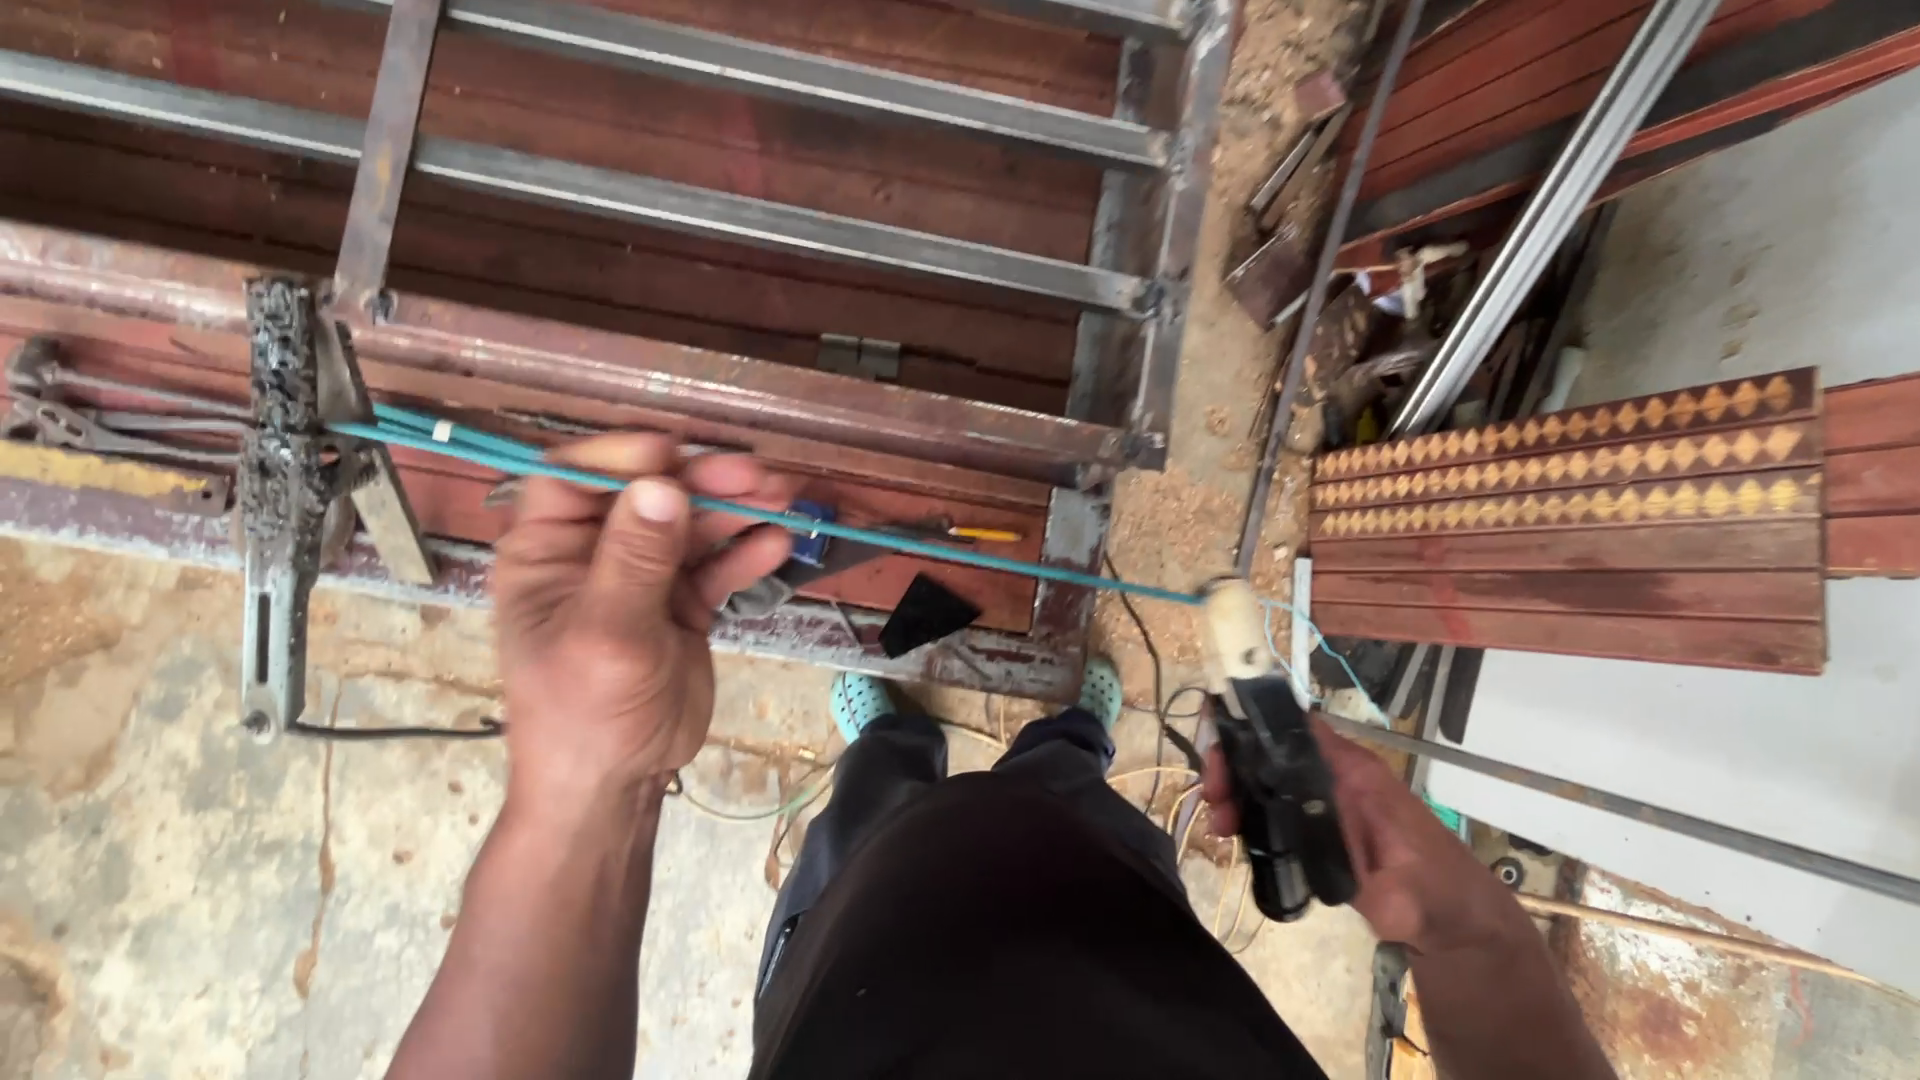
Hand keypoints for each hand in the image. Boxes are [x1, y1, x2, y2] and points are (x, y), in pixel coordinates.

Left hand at [492, 434, 795, 806]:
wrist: (616, 782)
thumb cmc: (584, 712)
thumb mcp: (605, 635)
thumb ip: (635, 560)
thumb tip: (663, 486)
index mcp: (547, 551)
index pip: (574, 478)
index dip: (621, 457)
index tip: (673, 452)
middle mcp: (595, 553)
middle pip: (649, 496)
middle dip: (701, 481)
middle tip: (755, 474)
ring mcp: (645, 577)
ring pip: (691, 526)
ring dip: (735, 510)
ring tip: (781, 497)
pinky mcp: (684, 602)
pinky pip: (716, 567)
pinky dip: (746, 554)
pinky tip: (778, 544)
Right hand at [1202, 717, 1531, 954]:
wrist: (1456, 922)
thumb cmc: (1437, 895)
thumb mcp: (1406, 893)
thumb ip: (1376, 884)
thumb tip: (1350, 878)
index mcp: (1354, 772)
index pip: (1295, 727)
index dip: (1251, 726)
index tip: (1219, 751)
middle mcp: (1332, 776)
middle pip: (1268, 750)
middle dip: (1231, 764)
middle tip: (1212, 796)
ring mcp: (1322, 799)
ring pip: (1263, 777)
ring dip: (1233, 791)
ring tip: (1219, 825)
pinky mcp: (1315, 824)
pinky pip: (1270, 804)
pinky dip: (1243, 812)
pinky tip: (1230, 834)